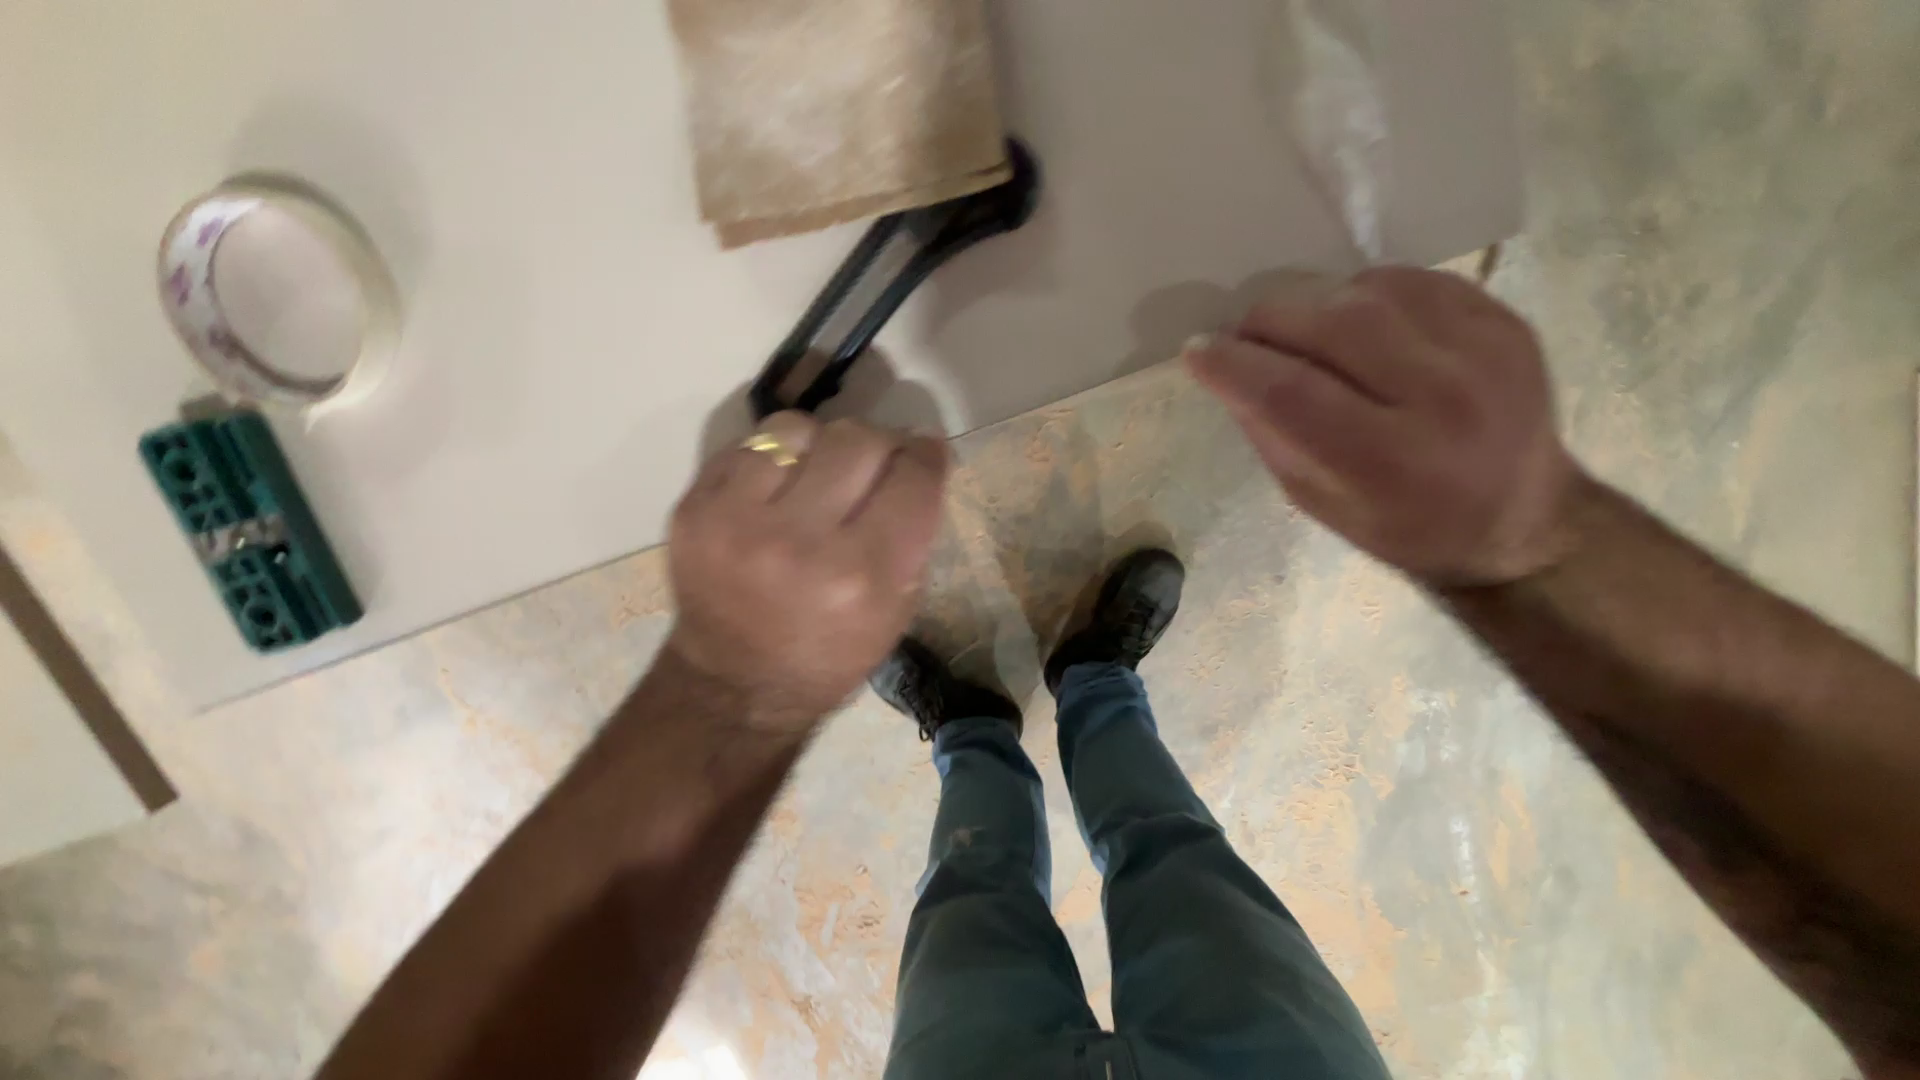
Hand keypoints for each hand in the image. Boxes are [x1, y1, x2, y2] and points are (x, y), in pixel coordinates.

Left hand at [663, 411, 949, 735]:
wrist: (735, 686)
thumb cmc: (831, 654)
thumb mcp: (896, 611)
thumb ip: (912, 533)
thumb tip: (916, 459)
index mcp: (862, 576)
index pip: (912, 477)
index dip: (927, 455)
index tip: (925, 452)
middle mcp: (800, 542)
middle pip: (859, 440)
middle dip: (879, 446)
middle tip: (874, 465)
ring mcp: (737, 522)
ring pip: (798, 428)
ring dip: (819, 446)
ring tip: (818, 475)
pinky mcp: (694, 510)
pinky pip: (747, 446)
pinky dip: (772, 459)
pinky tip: (777, 489)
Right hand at [1186, 266, 1580, 586]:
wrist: (1521, 518)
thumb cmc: (1402, 526)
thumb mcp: (1317, 501)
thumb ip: (1271, 434)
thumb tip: (1229, 371)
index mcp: (1388, 463)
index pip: (1289, 392)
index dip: (1231, 365)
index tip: (1198, 351)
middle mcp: (1443, 399)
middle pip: (1330, 327)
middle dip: (1268, 321)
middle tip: (1245, 336)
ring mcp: (1484, 351)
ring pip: (1369, 292)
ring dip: (1315, 304)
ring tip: (1301, 332)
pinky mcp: (1504, 320)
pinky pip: (1413, 281)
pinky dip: (1365, 293)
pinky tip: (1354, 321)